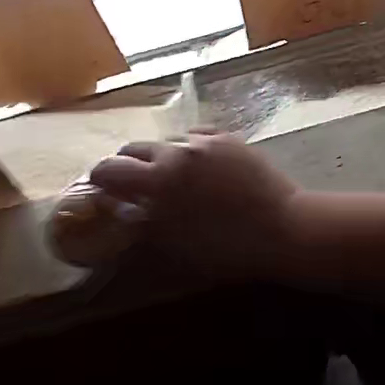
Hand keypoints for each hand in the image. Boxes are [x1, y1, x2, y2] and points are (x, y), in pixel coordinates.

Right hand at [87, 130, 299, 279]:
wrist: (284, 227)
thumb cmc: (228, 247)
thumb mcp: (175, 242)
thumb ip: (142, 221)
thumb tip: (121, 207)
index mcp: (158, 179)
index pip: (109, 169)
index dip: (99, 181)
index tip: (101, 191)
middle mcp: (178, 151)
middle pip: (136, 148)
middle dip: (128, 165)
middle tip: (132, 185)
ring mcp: (207, 141)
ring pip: (169, 140)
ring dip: (162, 156)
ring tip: (172, 176)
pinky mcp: (231, 139)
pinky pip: (199, 136)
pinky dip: (191, 149)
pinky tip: (199, 165)